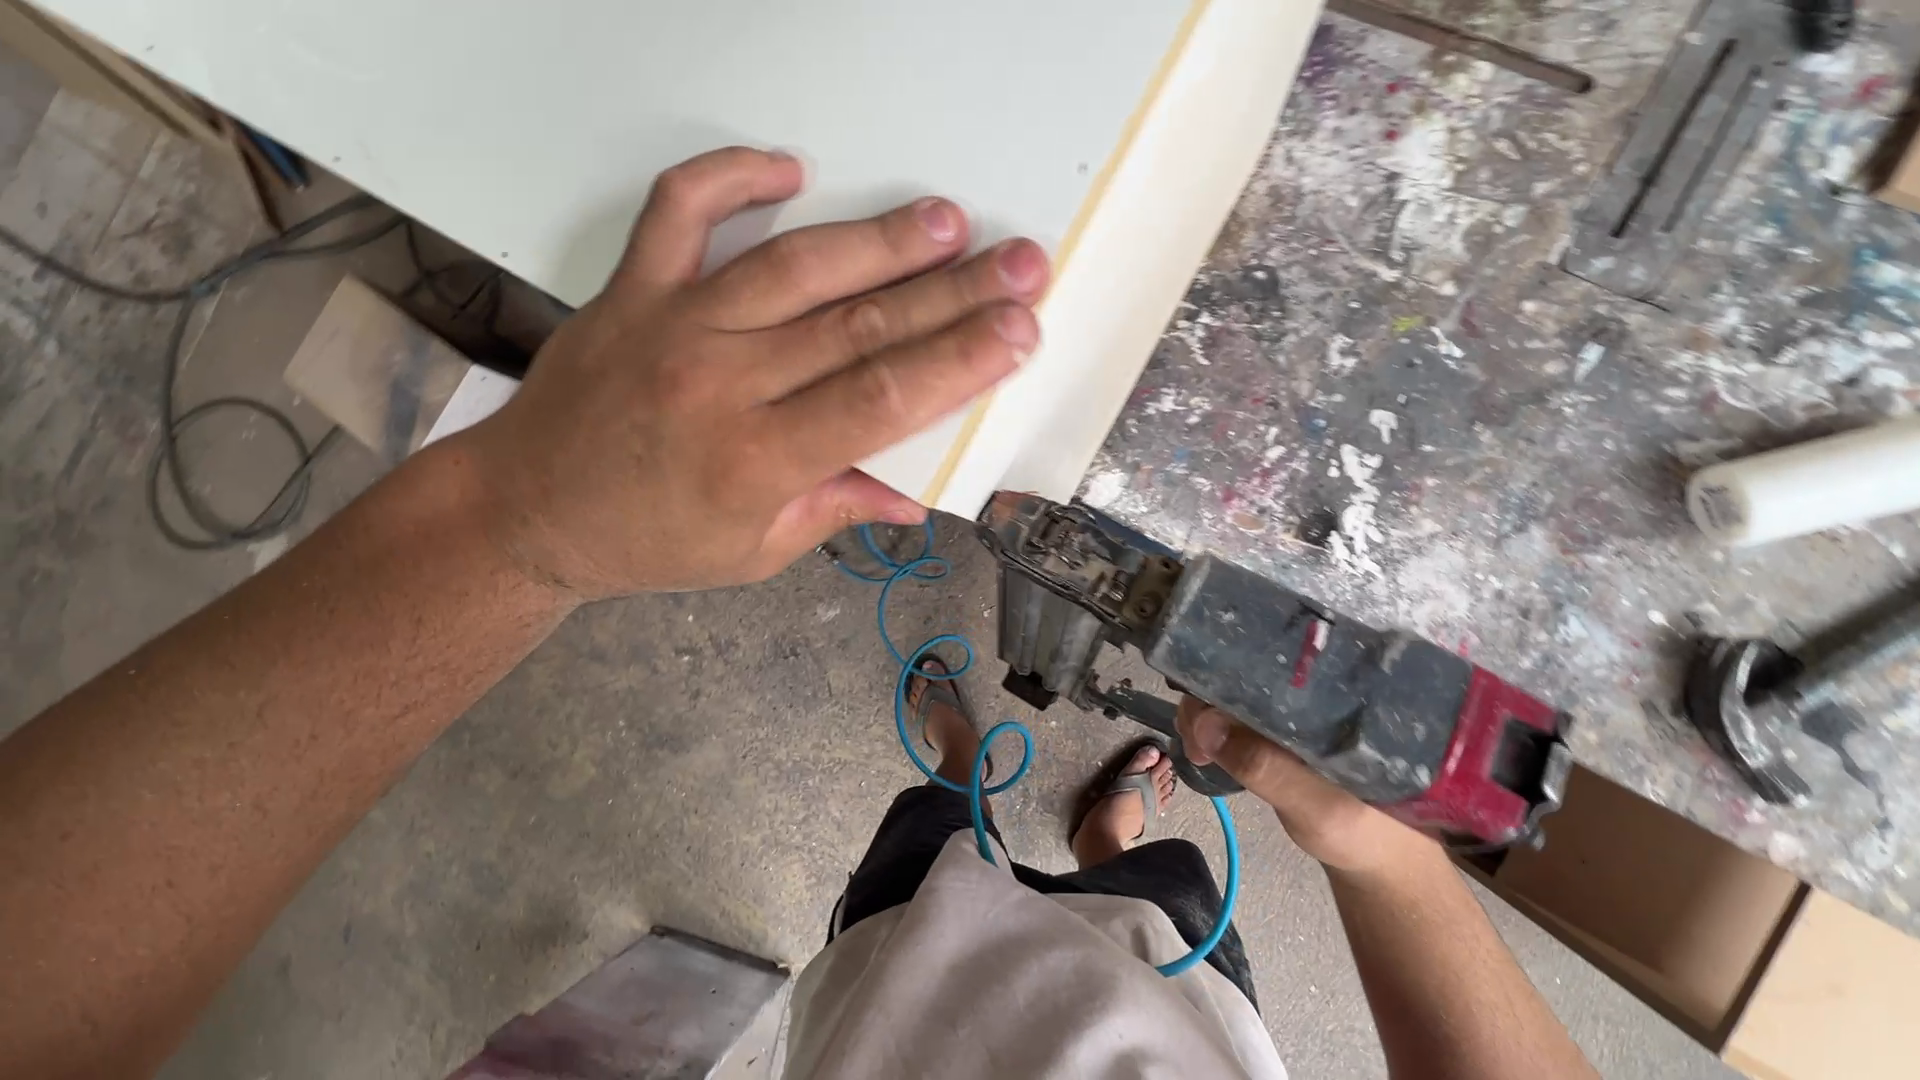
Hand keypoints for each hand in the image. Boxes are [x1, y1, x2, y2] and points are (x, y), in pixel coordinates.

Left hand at [456, 147, 1050, 599]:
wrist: (529, 511)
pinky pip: (681, 210)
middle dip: (953, 294)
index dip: (960, 362)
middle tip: (1021, 262)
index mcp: (758, 461)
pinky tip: (790, 168)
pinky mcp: (632, 289)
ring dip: (877, 240)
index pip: (882, 401)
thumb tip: (915, 495)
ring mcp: (673, 325)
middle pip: (858, 327)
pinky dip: (731, 177)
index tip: (1020, 331)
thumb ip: (835, 510)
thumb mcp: (753, 551)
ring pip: (794, 267)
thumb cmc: (650, 542)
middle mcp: (722, 384)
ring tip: (946, 220)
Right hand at [1177, 696, 1433, 874]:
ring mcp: (1294, 716)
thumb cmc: (1365, 832)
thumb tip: (1205, 724)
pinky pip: (1238, 721)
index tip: (1197, 722)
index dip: (1220, 681)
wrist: (1385, 861)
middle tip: (1194, 749)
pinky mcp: (1283, 736)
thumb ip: (1265, 768)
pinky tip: (1207, 752)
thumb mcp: (1318, 806)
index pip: (1264, 665)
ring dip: (1205, 720)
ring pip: (1234, 699)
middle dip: (1205, 704)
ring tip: (1198, 755)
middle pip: (1241, 677)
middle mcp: (1310, 698)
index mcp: (1327, 697)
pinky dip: (1215, 732)